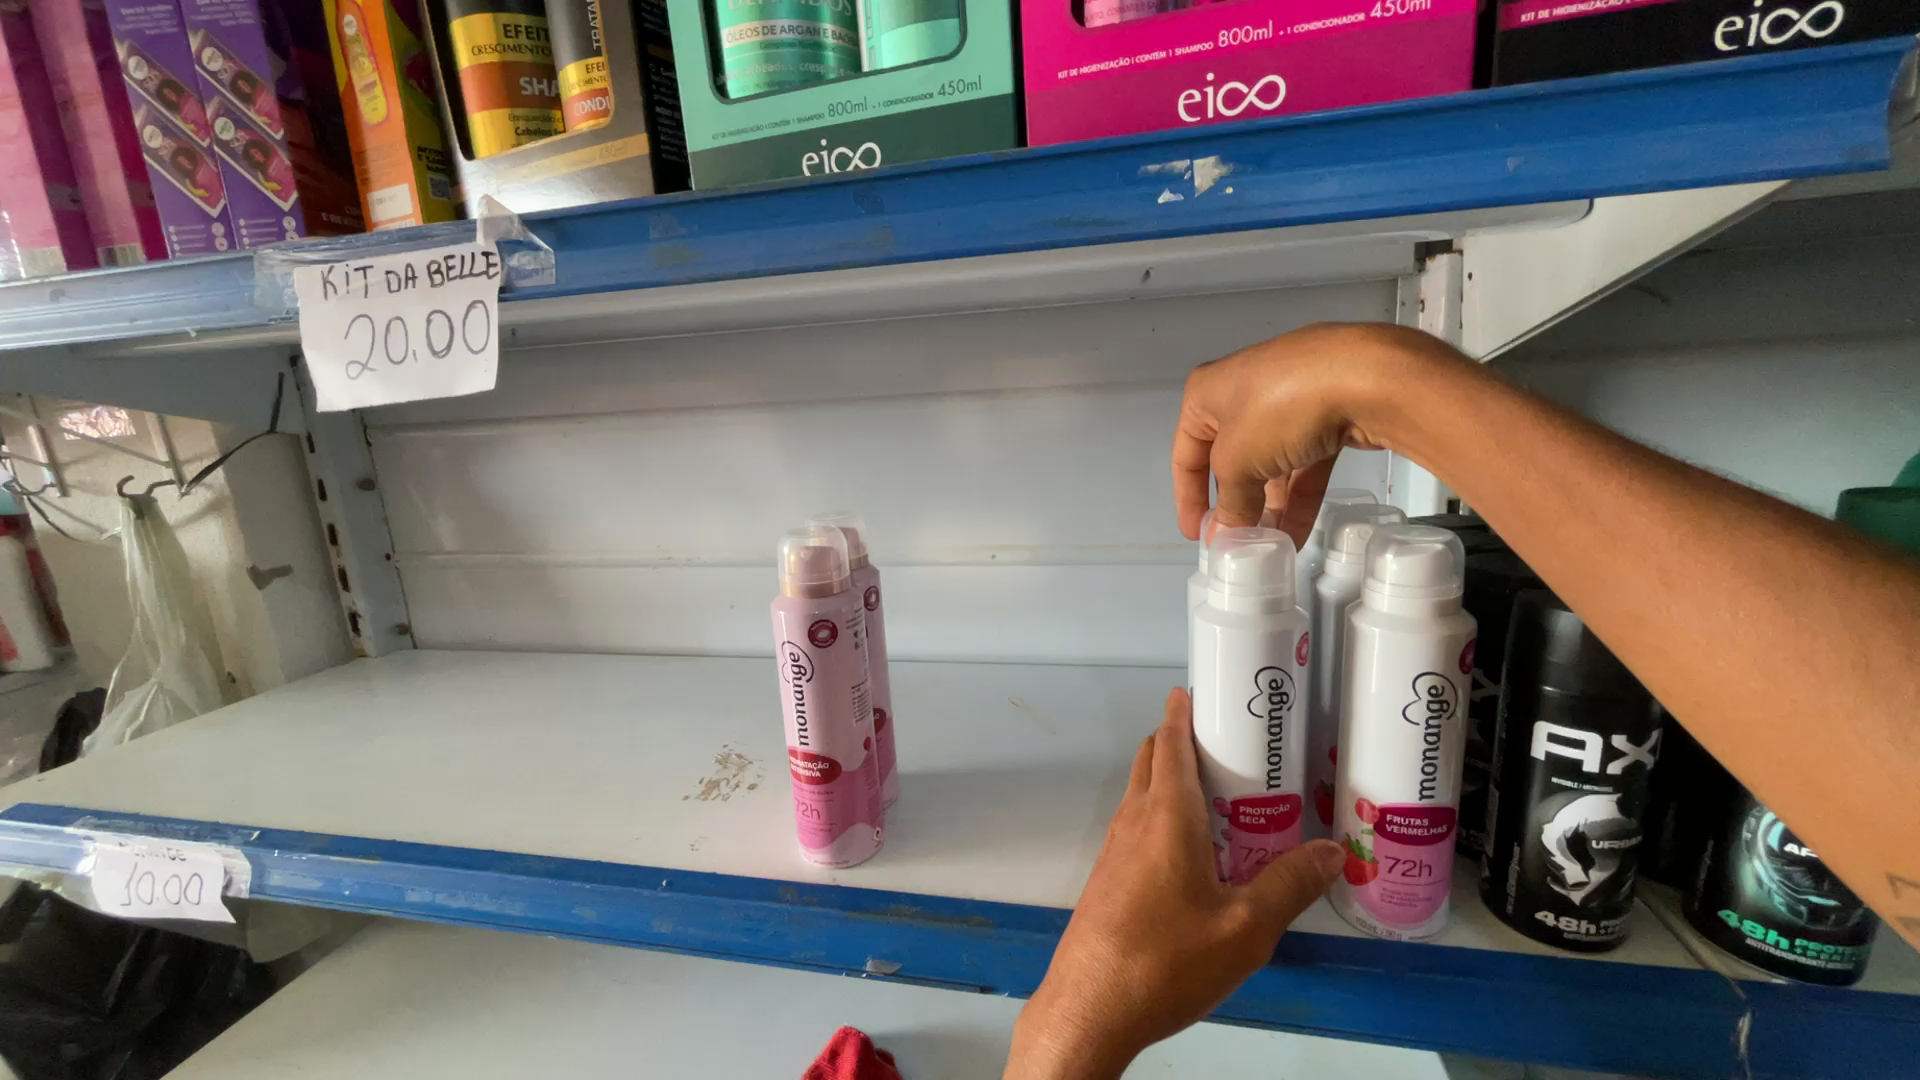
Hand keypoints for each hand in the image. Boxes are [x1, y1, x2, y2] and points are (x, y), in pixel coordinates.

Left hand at [1004, 690, 1345, 1079]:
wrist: (1090, 1005)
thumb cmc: (1168, 958)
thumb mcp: (1245, 929)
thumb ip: (1289, 886)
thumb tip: (1333, 850)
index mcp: (1166, 815)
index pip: (1170, 743)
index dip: (1180, 712)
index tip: (1194, 690)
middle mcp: (1134, 819)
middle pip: (1151, 759)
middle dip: (1179, 739)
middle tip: (1225, 742)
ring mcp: (1114, 847)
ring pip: (1141, 792)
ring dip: (1170, 777)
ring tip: (1218, 793)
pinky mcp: (1108, 875)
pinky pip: (1137, 824)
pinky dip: (1162, 812)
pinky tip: (1192, 849)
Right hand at [1172, 322, 1476, 545]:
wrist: (1368, 376)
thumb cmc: (1279, 409)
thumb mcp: (1239, 463)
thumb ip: (1229, 506)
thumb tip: (1223, 540)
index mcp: (1206, 394)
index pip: (1185, 456)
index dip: (1189, 500)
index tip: (1197, 535)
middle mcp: (1242, 392)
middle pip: (1230, 461)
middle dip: (1236, 504)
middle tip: (1238, 542)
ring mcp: (1287, 399)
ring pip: (1270, 464)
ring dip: (1269, 506)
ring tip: (1270, 545)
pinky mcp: (1326, 412)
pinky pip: (1303, 461)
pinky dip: (1299, 496)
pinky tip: (1298, 533)